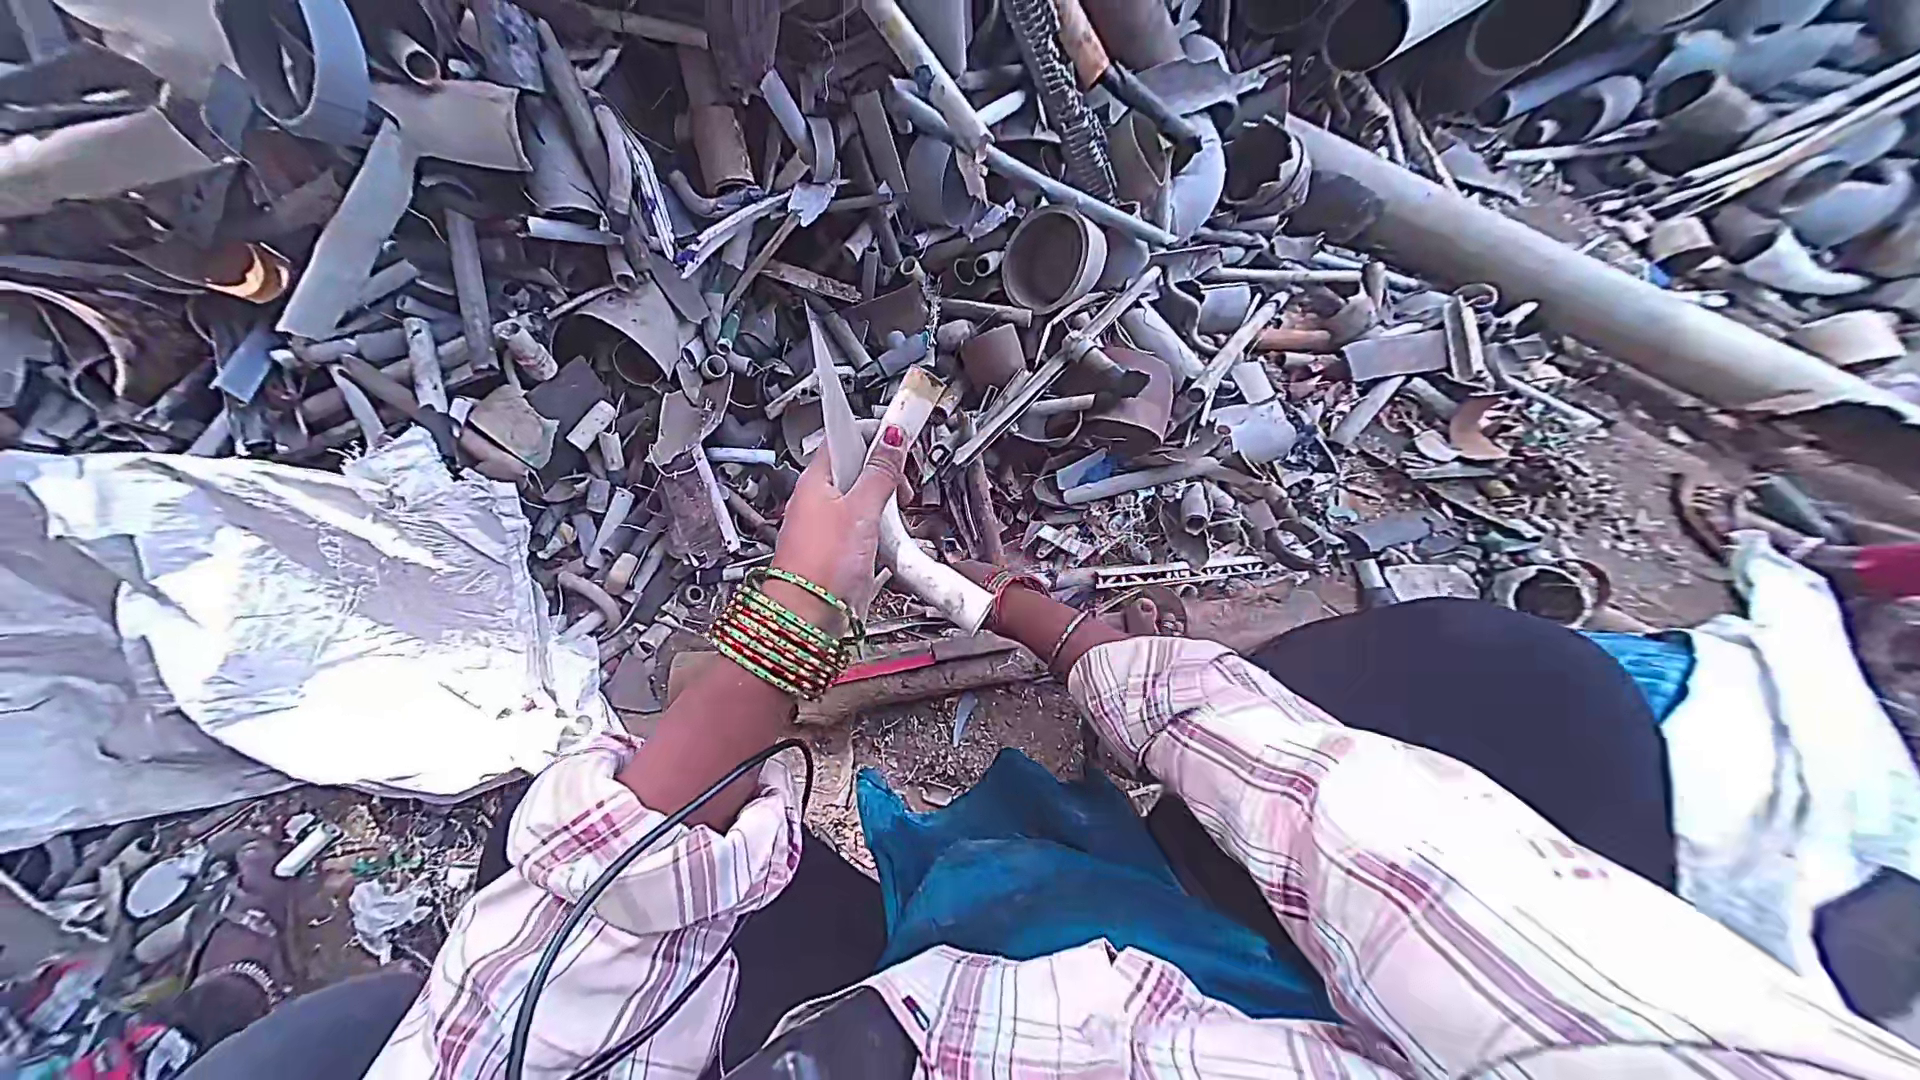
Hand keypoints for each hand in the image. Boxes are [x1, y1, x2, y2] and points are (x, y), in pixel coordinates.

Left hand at [768, 424, 910, 628]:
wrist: (810, 615)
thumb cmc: (821, 565)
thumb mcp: (860, 509)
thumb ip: (879, 472)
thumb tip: (892, 438)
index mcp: (816, 480)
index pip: (844, 437)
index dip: (873, 433)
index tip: (900, 434)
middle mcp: (820, 499)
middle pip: (858, 468)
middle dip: (886, 472)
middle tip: (903, 483)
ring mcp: (832, 525)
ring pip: (866, 499)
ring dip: (887, 504)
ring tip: (899, 513)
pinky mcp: (843, 549)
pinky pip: (868, 528)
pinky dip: (884, 529)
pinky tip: (891, 538)